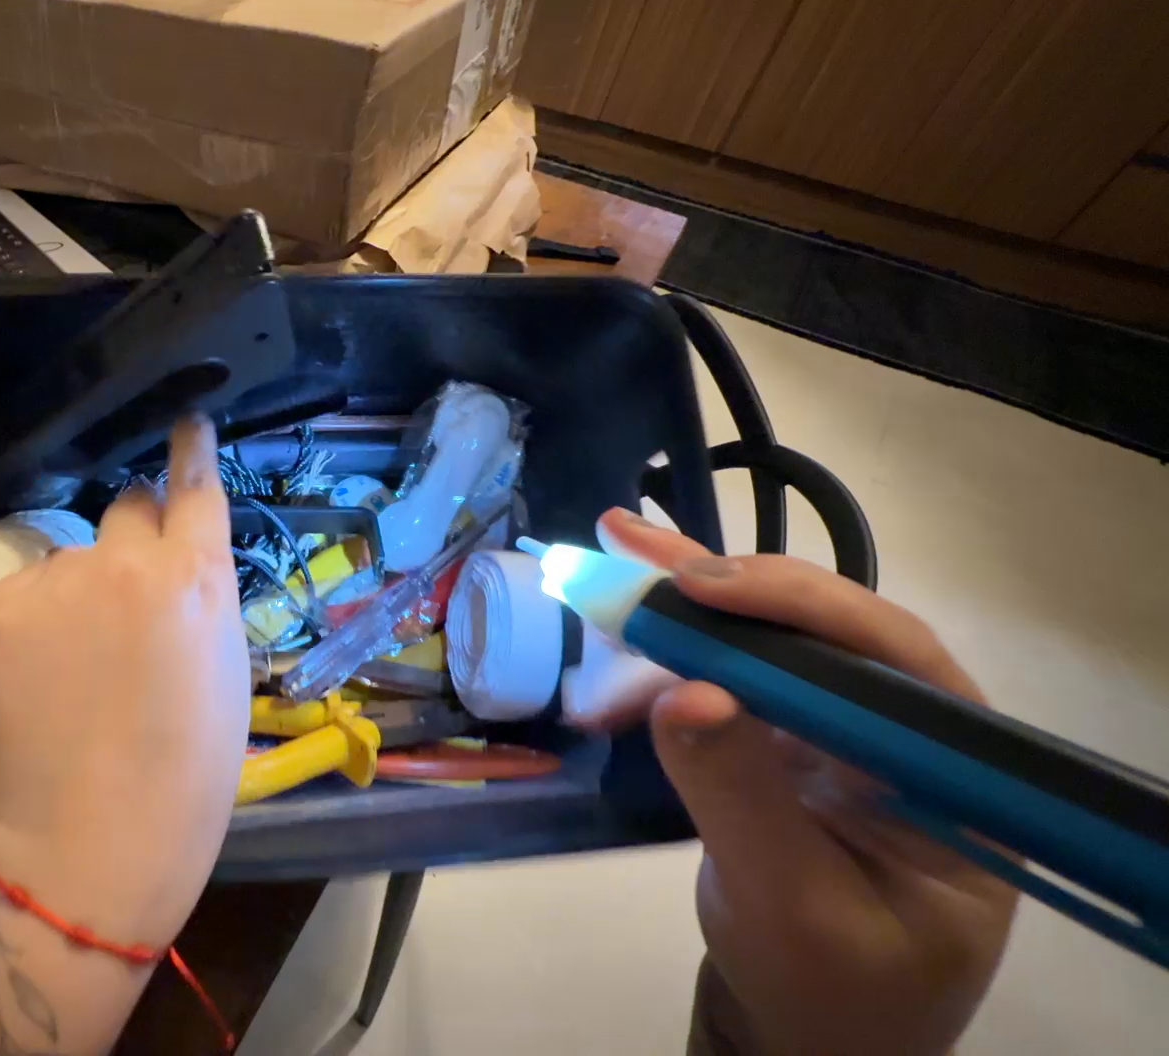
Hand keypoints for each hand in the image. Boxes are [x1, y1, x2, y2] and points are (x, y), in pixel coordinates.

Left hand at [0, 415, 250, 946]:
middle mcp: (125, 562)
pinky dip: (38, 614)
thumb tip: (176, 559)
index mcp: (195, 579)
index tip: (183, 421)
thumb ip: (201, 594)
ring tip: (77, 655)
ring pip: (71, 554)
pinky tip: (43, 668)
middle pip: (125, 503)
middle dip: (133, 530)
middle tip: (128, 587)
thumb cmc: (189, 766)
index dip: (189, 450)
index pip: (194, 487)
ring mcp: (56, 583)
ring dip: (80, 583)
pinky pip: (27, 589)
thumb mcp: (225, 665)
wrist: (96, 831)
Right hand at [597, 507, 1017, 1055]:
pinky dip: (653, 673)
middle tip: (626, 540)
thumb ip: (741, 797)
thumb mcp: (788, 902)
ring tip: (601, 575)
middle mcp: (896, 735)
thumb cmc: (826, 985)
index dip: (796, 604)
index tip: (695, 586)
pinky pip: (714, 683)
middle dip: (714, 585)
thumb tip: (682, 692)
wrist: (803, 1023)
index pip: (892, 657)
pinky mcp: (776, 742)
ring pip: (755, 645)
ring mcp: (832, 735)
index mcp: (948, 773)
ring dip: (673, 613)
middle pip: (811, 630)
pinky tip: (605, 676)